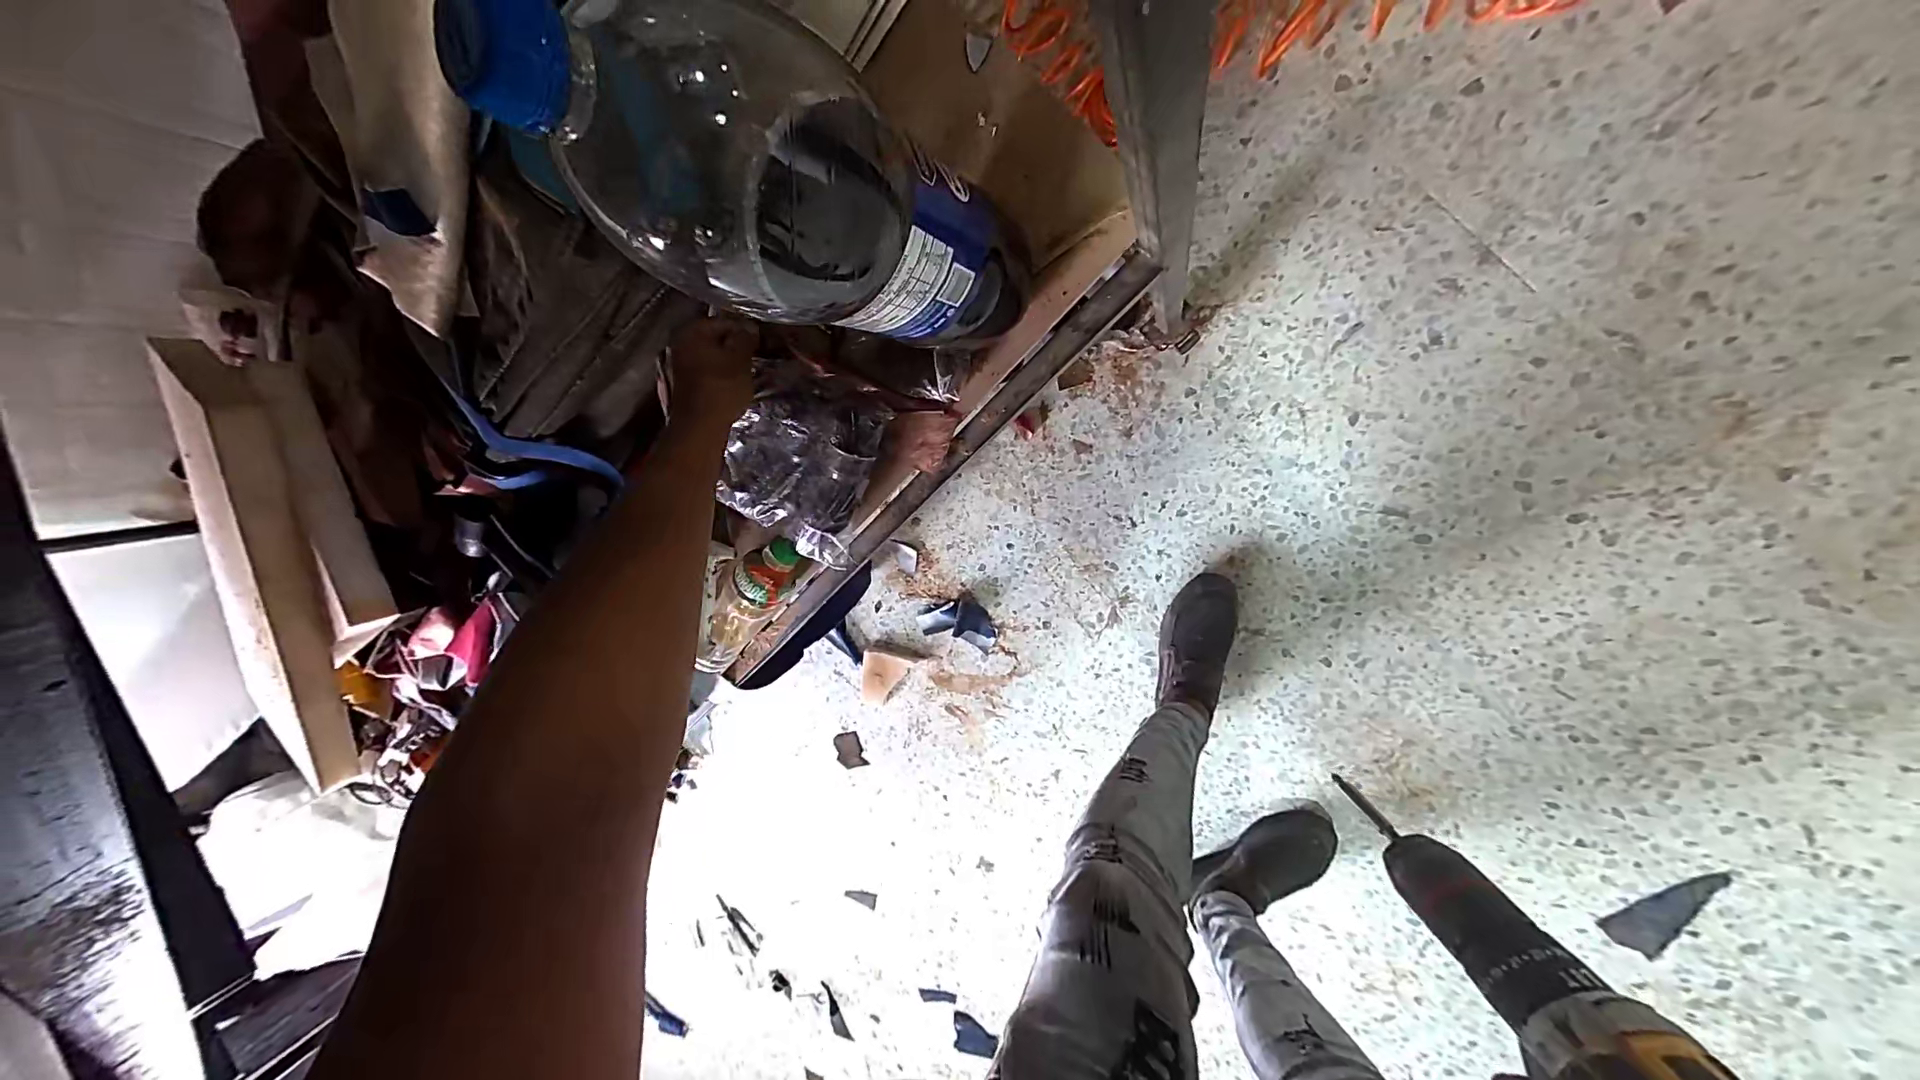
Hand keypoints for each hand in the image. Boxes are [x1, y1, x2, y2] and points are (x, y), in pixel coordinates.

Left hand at [666, 315, 757, 426]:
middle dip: (732, 347)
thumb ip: (745, 339)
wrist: (699, 427)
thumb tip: (748, 327)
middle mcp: (677, 344)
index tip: (759, 344)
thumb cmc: (722, 389)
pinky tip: (727, 387)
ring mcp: (674, 366)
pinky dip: (714, 376)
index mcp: (691, 333)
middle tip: (753, 358)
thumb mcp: (741, 361)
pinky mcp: (678, 386)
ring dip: (724, 363)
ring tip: (743, 374)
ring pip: (706, 358)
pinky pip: (701, 374)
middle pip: (712, 340)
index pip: (722, 322)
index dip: (744, 331)